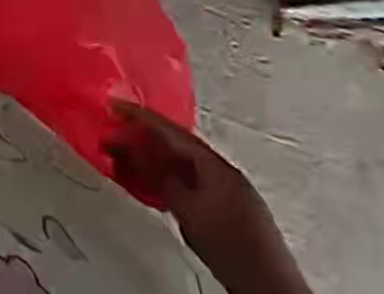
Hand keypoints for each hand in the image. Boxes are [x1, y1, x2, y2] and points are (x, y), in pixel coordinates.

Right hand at [106, 103, 312, 293]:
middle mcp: (222, 172)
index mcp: (215, 165)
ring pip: (182, 166)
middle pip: (177, 147)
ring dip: (153, 162)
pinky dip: (167, 180)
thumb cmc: (231, 247)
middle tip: (113, 136)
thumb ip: (167, 182)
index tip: (116, 107)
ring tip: (124, 161)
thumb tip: (149, 163)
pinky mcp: (226, 209)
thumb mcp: (190, 213)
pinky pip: (189, 183)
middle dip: (144, 141)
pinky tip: (151, 187)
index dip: (142, 118)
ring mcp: (226, 191)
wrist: (269, 289)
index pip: (173, 133)